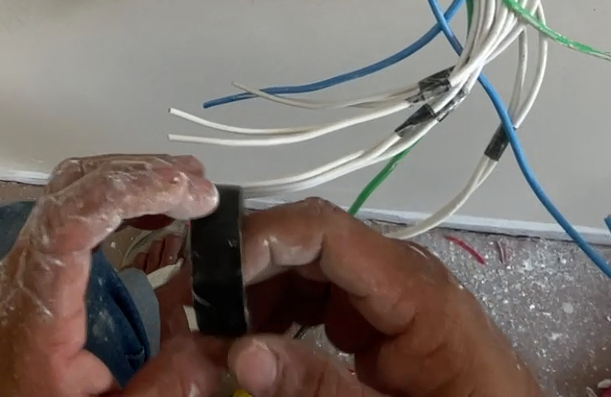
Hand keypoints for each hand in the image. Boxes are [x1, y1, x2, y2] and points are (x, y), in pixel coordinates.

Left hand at [0, 154, 225, 396]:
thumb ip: (161, 390)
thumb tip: (214, 350)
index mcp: (32, 310)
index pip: (69, 217)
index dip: (128, 189)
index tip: (183, 188)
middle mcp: (20, 274)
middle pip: (71, 189)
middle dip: (139, 174)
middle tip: (196, 183)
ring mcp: (23, 267)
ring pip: (68, 191)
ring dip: (127, 179)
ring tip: (181, 187)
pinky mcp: (32, 272)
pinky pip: (68, 213)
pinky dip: (113, 200)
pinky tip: (149, 214)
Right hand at [232, 199, 540, 396]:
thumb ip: (321, 390)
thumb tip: (241, 354)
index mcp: (414, 289)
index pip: (322, 229)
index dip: (261, 239)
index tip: (211, 278)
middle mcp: (396, 277)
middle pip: (303, 244)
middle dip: (245, 272)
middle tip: (195, 311)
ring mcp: (386, 299)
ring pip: (300, 270)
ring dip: (254, 297)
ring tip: (215, 335)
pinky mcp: (378, 324)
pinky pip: (314, 301)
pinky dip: (276, 318)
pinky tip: (252, 345)